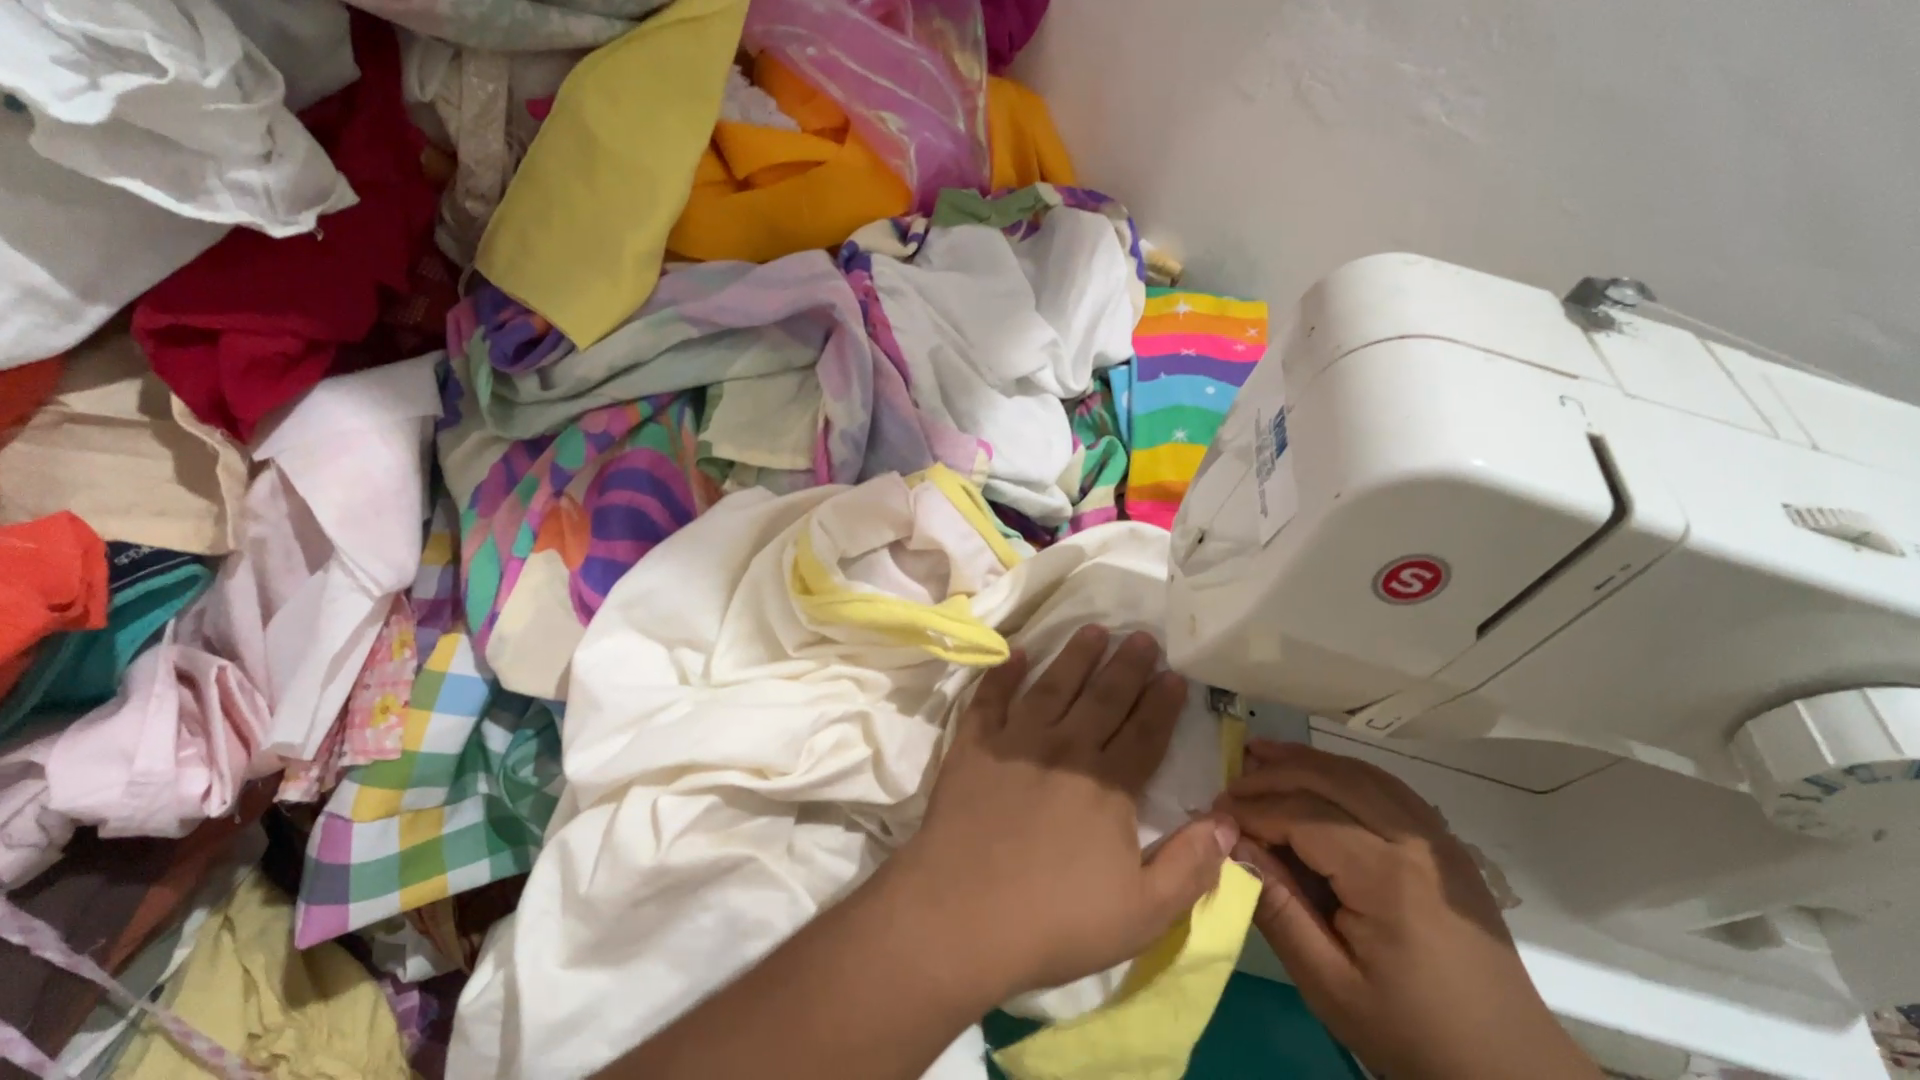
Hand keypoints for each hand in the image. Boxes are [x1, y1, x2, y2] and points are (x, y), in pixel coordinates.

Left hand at [890, 624, 1238, 1002]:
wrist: (959, 916)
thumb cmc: (1056, 921)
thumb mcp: (1143, 913)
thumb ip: (1191, 866)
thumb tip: (1229, 823)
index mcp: (1110, 786)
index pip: (1146, 732)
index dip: (1163, 702)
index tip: (1175, 673)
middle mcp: (1066, 751)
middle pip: (1103, 698)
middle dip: (1126, 665)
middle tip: (1141, 635)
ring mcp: (1015, 745)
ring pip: (1052, 687)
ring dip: (1075, 656)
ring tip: (1093, 629)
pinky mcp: (971, 750)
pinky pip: (989, 701)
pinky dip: (1003, 674)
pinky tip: (1015, 654)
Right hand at [1219, 741, 1601, 1079]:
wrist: (1505, 1065)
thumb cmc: (1409, 1032)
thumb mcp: (1329, 984)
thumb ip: (1278, 909)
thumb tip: (1232, 848)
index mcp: (1386, 877)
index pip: (1304, 816)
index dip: (1253, 811)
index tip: (1212, 816)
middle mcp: (1416, 842)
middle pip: (1333, 779)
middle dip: (1275, 773)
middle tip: (1229, 779)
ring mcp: (1438, 840)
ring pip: (1364, 775)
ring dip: (1310, 762)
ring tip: (1263, 755)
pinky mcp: (1448, 849)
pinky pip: (1391, 790)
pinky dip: (1347, 773)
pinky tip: (1320, 777)